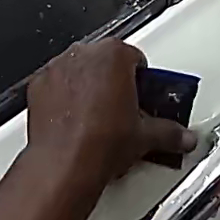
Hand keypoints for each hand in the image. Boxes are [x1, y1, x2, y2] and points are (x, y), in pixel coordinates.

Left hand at [22, 40, 198, 198]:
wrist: (65, 163)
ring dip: (88, 84)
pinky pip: (56, 83)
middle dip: (114, 79)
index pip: (134, 57)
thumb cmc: (99, 143)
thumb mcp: (144, 136)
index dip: (141, 78)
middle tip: (122, 105)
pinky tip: (73, 117)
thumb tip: (181, 137)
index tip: (141, 94)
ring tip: (97, 114)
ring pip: (79, 69)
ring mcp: (58, 68)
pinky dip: (63, 95)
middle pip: (105, 59)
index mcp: (114, 55)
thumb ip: (169, 132)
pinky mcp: (38, 84)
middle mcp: (84, 55)